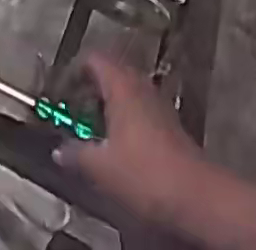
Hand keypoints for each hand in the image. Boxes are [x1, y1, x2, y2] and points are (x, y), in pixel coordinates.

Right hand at [53, 52, 208, 227]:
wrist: (197, 196)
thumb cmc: (144, 172)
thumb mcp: (101, 167)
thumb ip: (76, 153)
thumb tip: (58, 149)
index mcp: (121, 85)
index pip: (94, 58)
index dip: (74, 69)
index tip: (60, 90)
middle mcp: (140, 85)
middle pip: (111, 71)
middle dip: (90, 85)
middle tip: (72, 106)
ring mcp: (157, 102)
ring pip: (126, 89)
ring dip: (107, 101)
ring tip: (90, 124)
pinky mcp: (168, 122)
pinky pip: (139, 106)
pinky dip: (123, 114)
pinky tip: (115, 141)